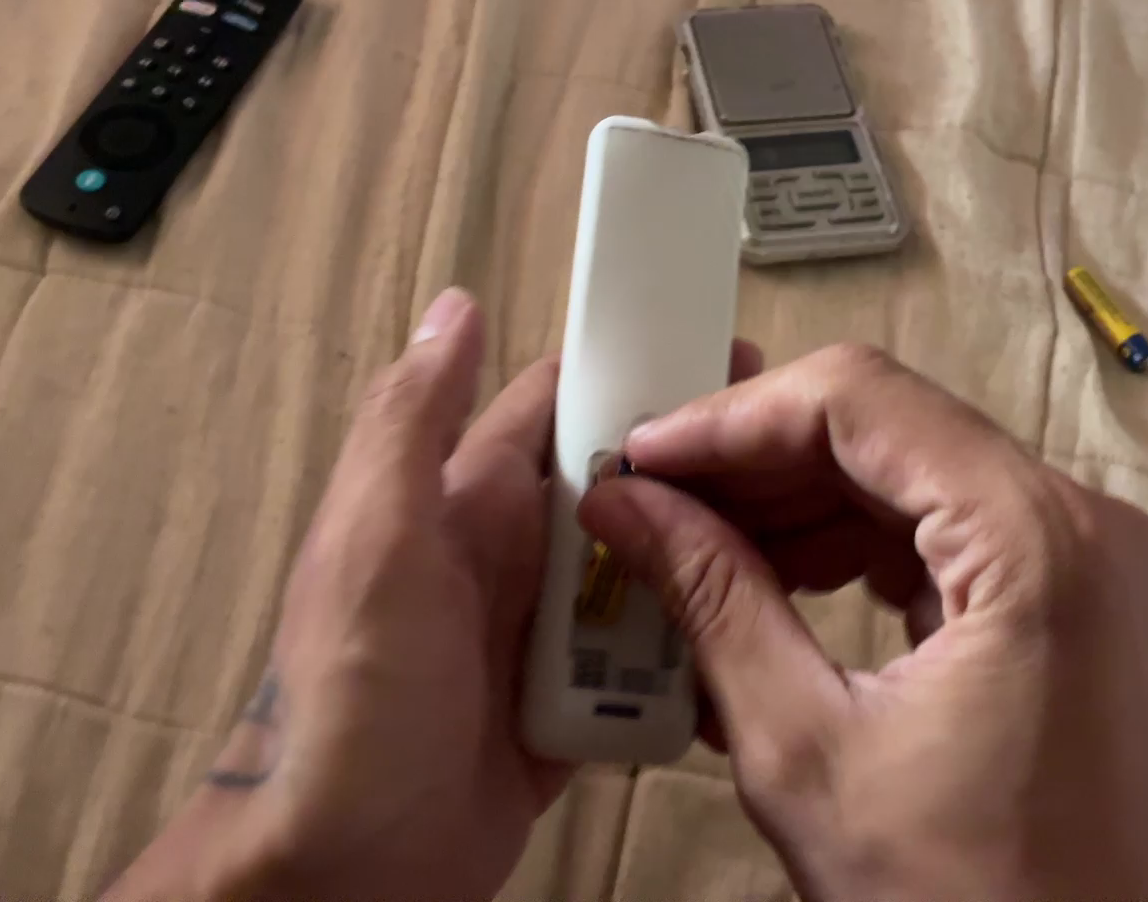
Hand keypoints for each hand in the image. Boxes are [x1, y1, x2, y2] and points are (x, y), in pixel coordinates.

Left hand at [104, 289, 764, 901]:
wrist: (347, 874)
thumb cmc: (355, 693)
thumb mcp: (375, 545)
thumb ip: (412, 424)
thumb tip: (455, 303)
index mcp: (476, 496)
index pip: (564, 403)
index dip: (633, 371)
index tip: (726, 358)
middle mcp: (520, 547)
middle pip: (622, 480)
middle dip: (692, 461)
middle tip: (788, 456)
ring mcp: (552, 623)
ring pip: (647, 560)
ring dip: (705, 548)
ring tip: (799, 535)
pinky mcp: (579, 692)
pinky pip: (648, 644)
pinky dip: (692, 631)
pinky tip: (754, 624)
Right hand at [578, 345, 1147, 901]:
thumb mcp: (803, 746)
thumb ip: (710, 598)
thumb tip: (622, 506)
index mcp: (1031, 537)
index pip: (858, 400)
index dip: (734, 418)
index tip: (646, 454)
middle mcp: (1067, 516)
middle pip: (878, 424)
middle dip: (751, 458)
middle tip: (651, 495)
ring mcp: (1066, 550)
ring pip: (893, 468)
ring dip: (785, 499)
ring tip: (689, 541)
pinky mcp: (1048, 587)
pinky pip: (921, 524)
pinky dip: (833, 540)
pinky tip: (761, 577)